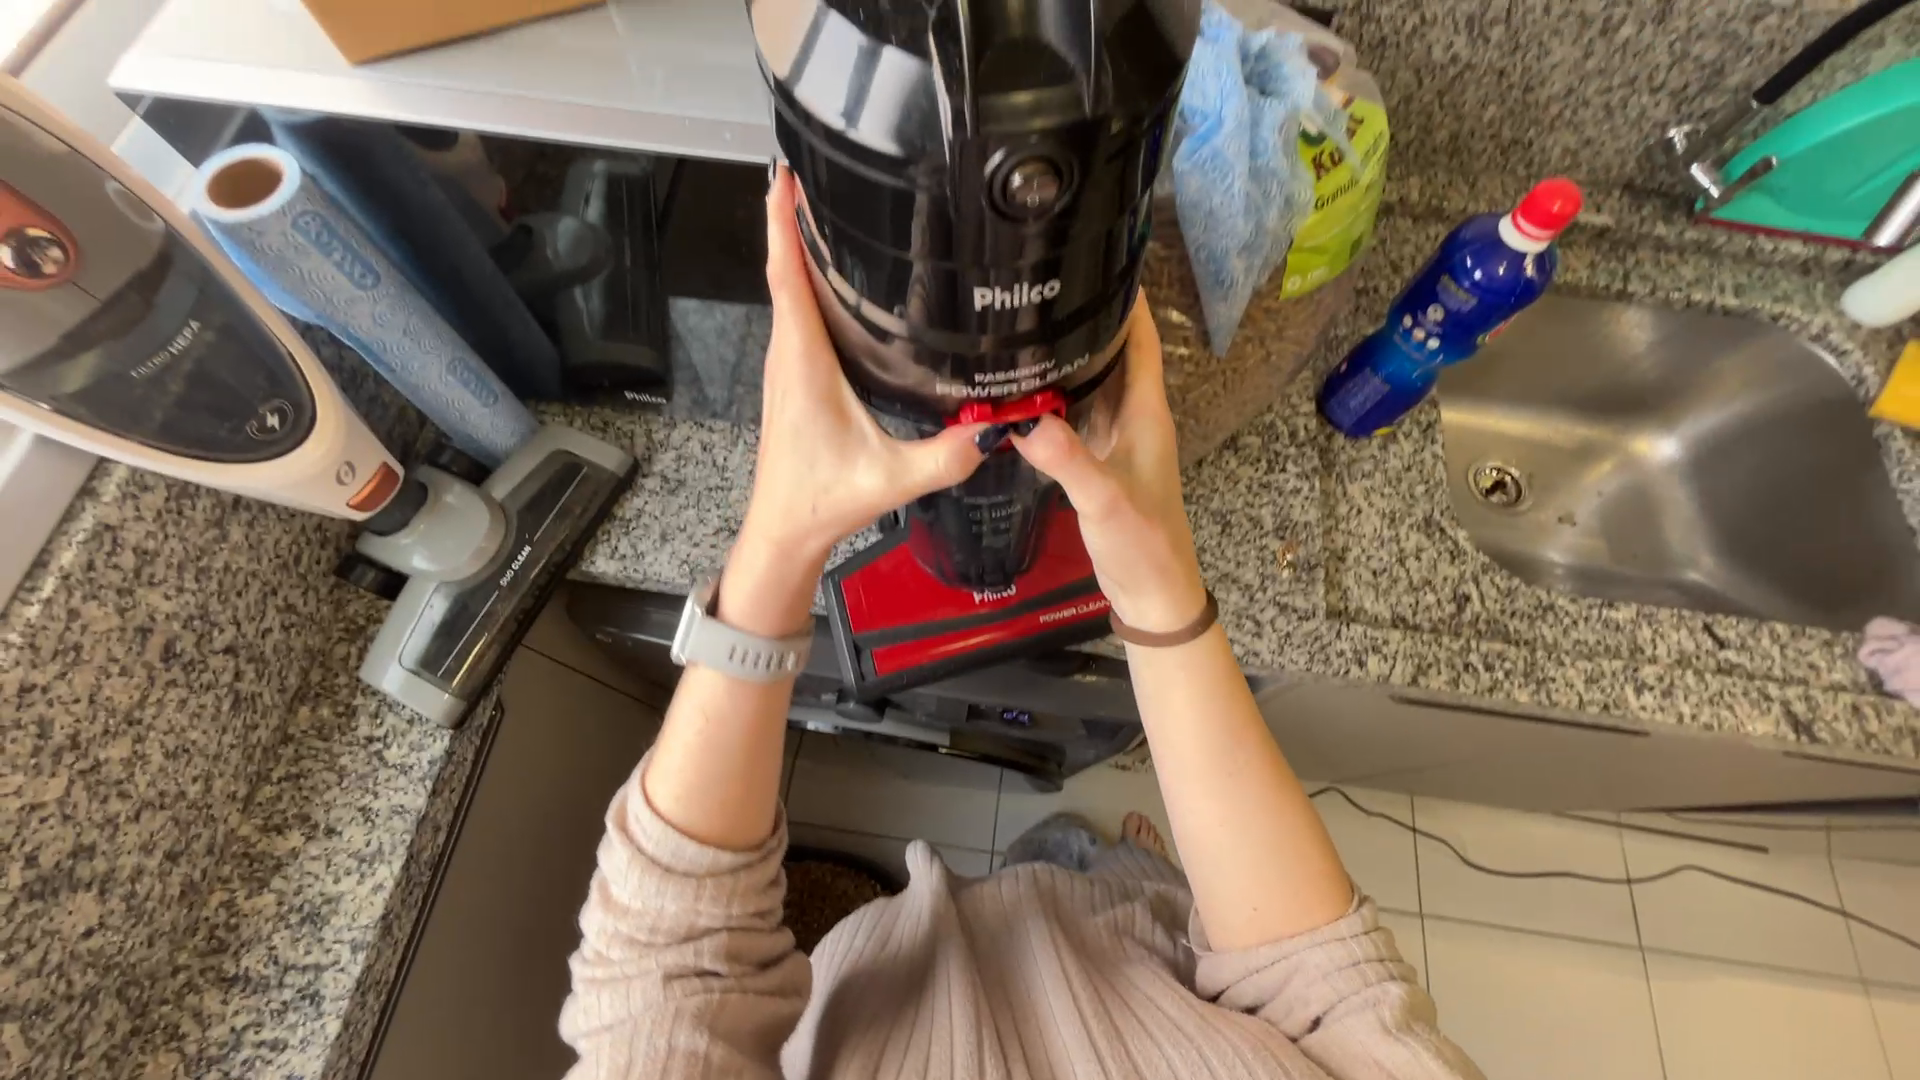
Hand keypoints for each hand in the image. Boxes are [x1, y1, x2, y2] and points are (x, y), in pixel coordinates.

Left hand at [723, 166, 988, 633]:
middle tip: (826, 173)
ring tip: (831, 211)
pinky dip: (806, 285)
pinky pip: (795, 317)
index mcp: (803, 364)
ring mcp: (786, 367)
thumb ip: (947, 455)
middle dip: (795, 219)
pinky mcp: (792, 379)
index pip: (787, 277)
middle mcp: (787, 356)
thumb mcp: (893, 478)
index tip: (786, 173)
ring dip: (799, 250)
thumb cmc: (822, 501)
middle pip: (784, 272)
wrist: (785, 529)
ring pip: (787, 294)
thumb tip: (996, 428)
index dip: (783, 223)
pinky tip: (837, 282)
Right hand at [1011, 294, 1208, 632]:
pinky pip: (1078, 414)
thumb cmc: (1142, 542)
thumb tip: (1020, 418)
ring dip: (1069, 356)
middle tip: (1038, 290)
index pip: (1141, 340)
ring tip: (1025, 328)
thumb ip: (1068, 460)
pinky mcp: (1099, 461)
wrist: (1153, 590)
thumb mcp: (1105, 500)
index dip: (1125, 298)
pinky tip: (1025, 392)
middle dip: (1085, 318)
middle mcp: (1134, 417)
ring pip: (1094, 383)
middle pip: (1114, 353)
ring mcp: (1116, 439)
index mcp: (1146, 413)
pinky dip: (1056, 398)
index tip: (1092, 258)